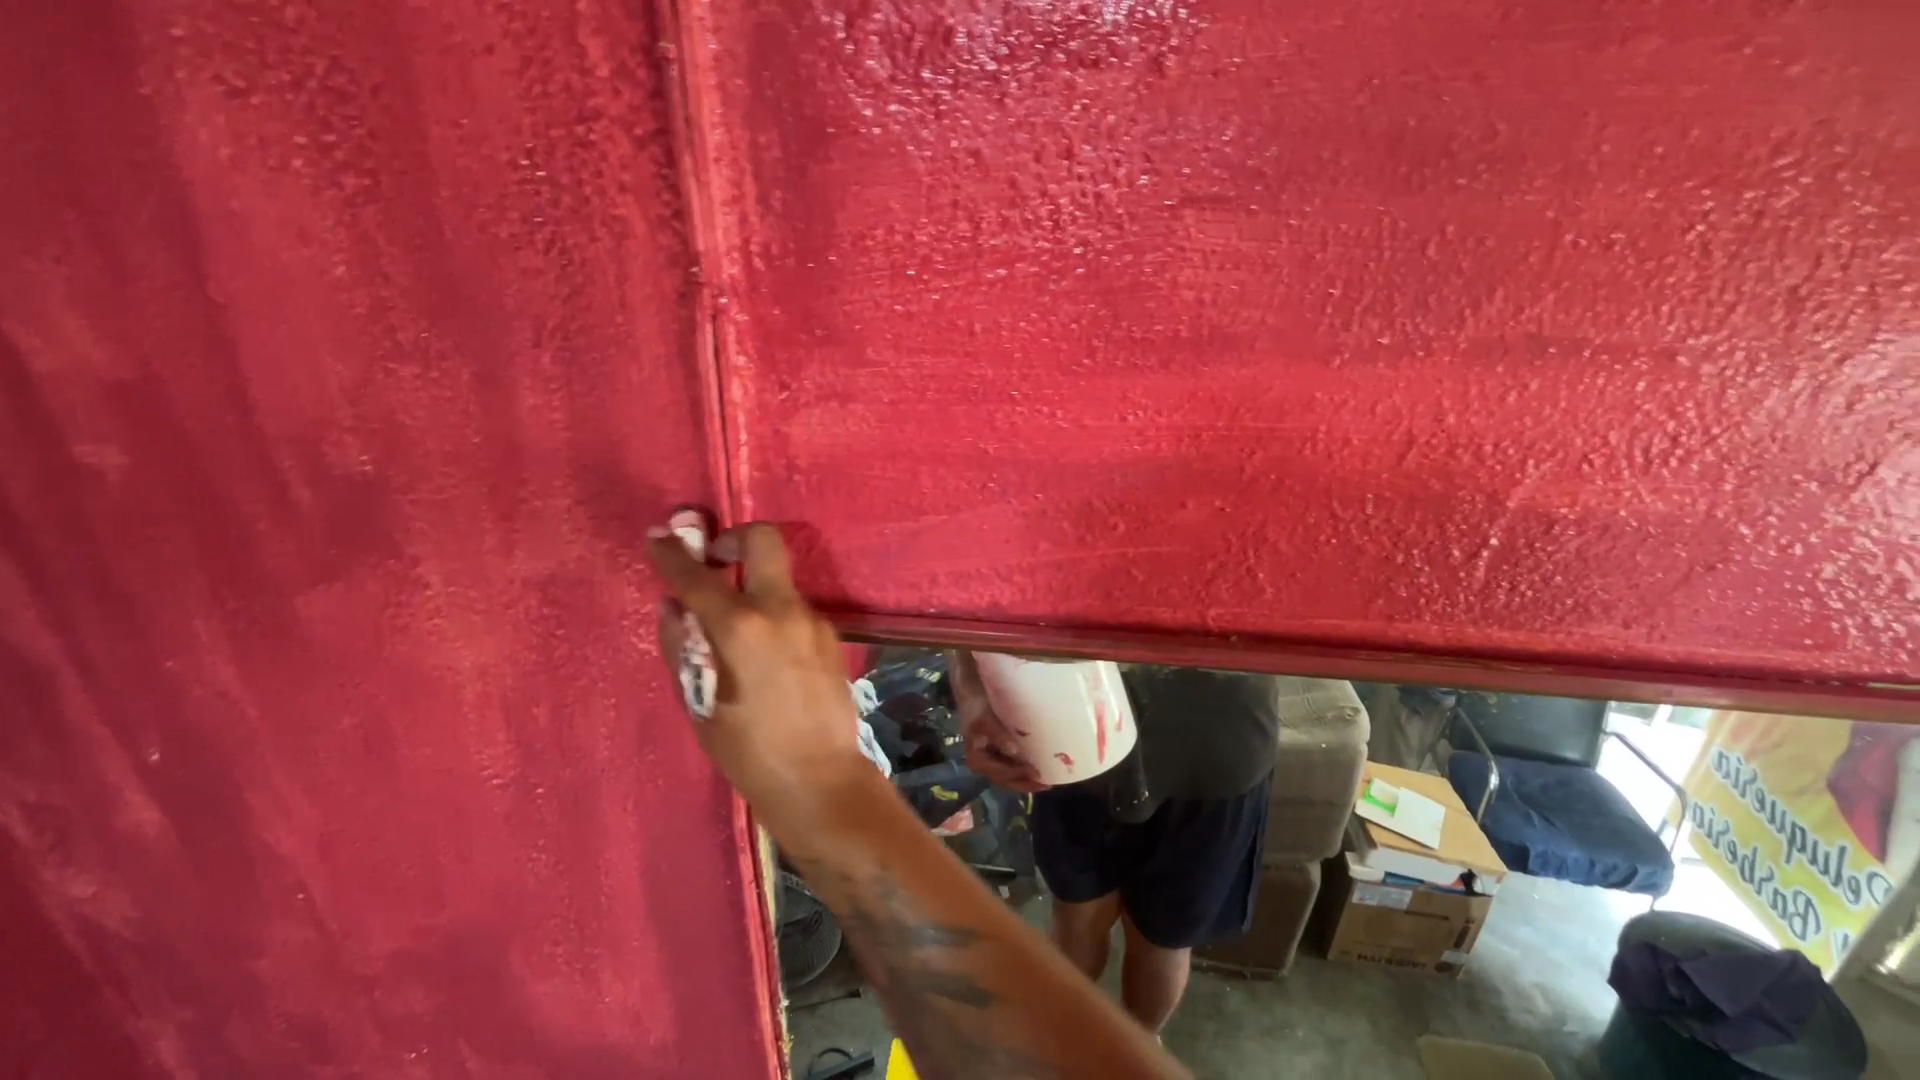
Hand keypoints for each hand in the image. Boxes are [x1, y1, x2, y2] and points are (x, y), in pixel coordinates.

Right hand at [646, 520, 870, 832]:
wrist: (822, 780)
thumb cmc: (750, 752)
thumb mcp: (701, 705)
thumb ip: (683, 648)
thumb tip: (674, 607)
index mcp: (742, 629)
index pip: (698, 577)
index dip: (673, 555)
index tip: (659, 538)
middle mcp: (783, 611)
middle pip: (764, 540)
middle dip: (735, 538)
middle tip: (714, 561)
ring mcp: (814, 621)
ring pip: (780, 580)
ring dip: (754, 586)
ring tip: (734, 629)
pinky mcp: (832, 637)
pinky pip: (794, 610)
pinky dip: (773, 615)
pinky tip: (764, 654)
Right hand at [949, 651, 1049, 793]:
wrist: (971, 691)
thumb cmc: (977, 705)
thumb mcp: (984, 720)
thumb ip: (998, 736)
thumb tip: (1015, 752)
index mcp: (978, 759)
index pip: (1001, 774)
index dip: (1019, 776)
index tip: (1037, 775)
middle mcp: (983, 763)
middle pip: (1006, 780)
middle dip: (1025, 783)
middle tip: (1047, 784)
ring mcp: (989, 758)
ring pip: (1009, 775)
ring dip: (1025, 778)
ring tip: (1045, 779)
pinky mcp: (996, 750)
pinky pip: (1011, 764)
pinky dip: (1022, 767)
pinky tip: (1035, 765)